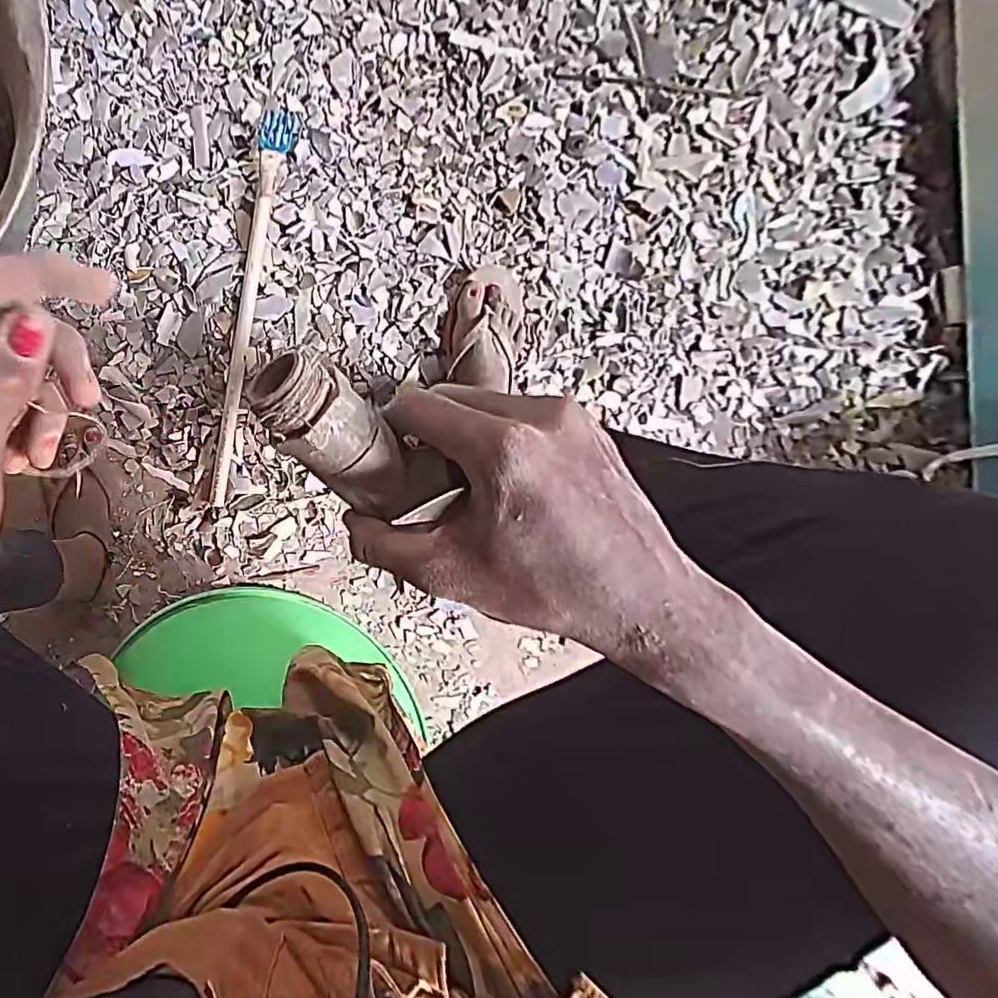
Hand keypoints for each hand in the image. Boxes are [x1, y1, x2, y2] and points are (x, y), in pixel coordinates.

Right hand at [343, 385, 718, 662]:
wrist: (642, 600)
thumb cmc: (562, 587)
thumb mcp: (449, 573)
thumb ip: (382, 547)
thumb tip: (355, 526)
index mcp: (503, 447)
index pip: (417, 404)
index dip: (389, 427)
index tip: (385, 451)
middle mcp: (541, 419)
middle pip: (448, 397)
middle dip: (424, 433)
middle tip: (419, 476)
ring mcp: (569, 419)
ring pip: (483, 403)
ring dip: (459, 434)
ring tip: (462, 484)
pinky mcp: (585, 427)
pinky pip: (518, 414)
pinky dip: (495, 438)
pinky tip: (499, 483)